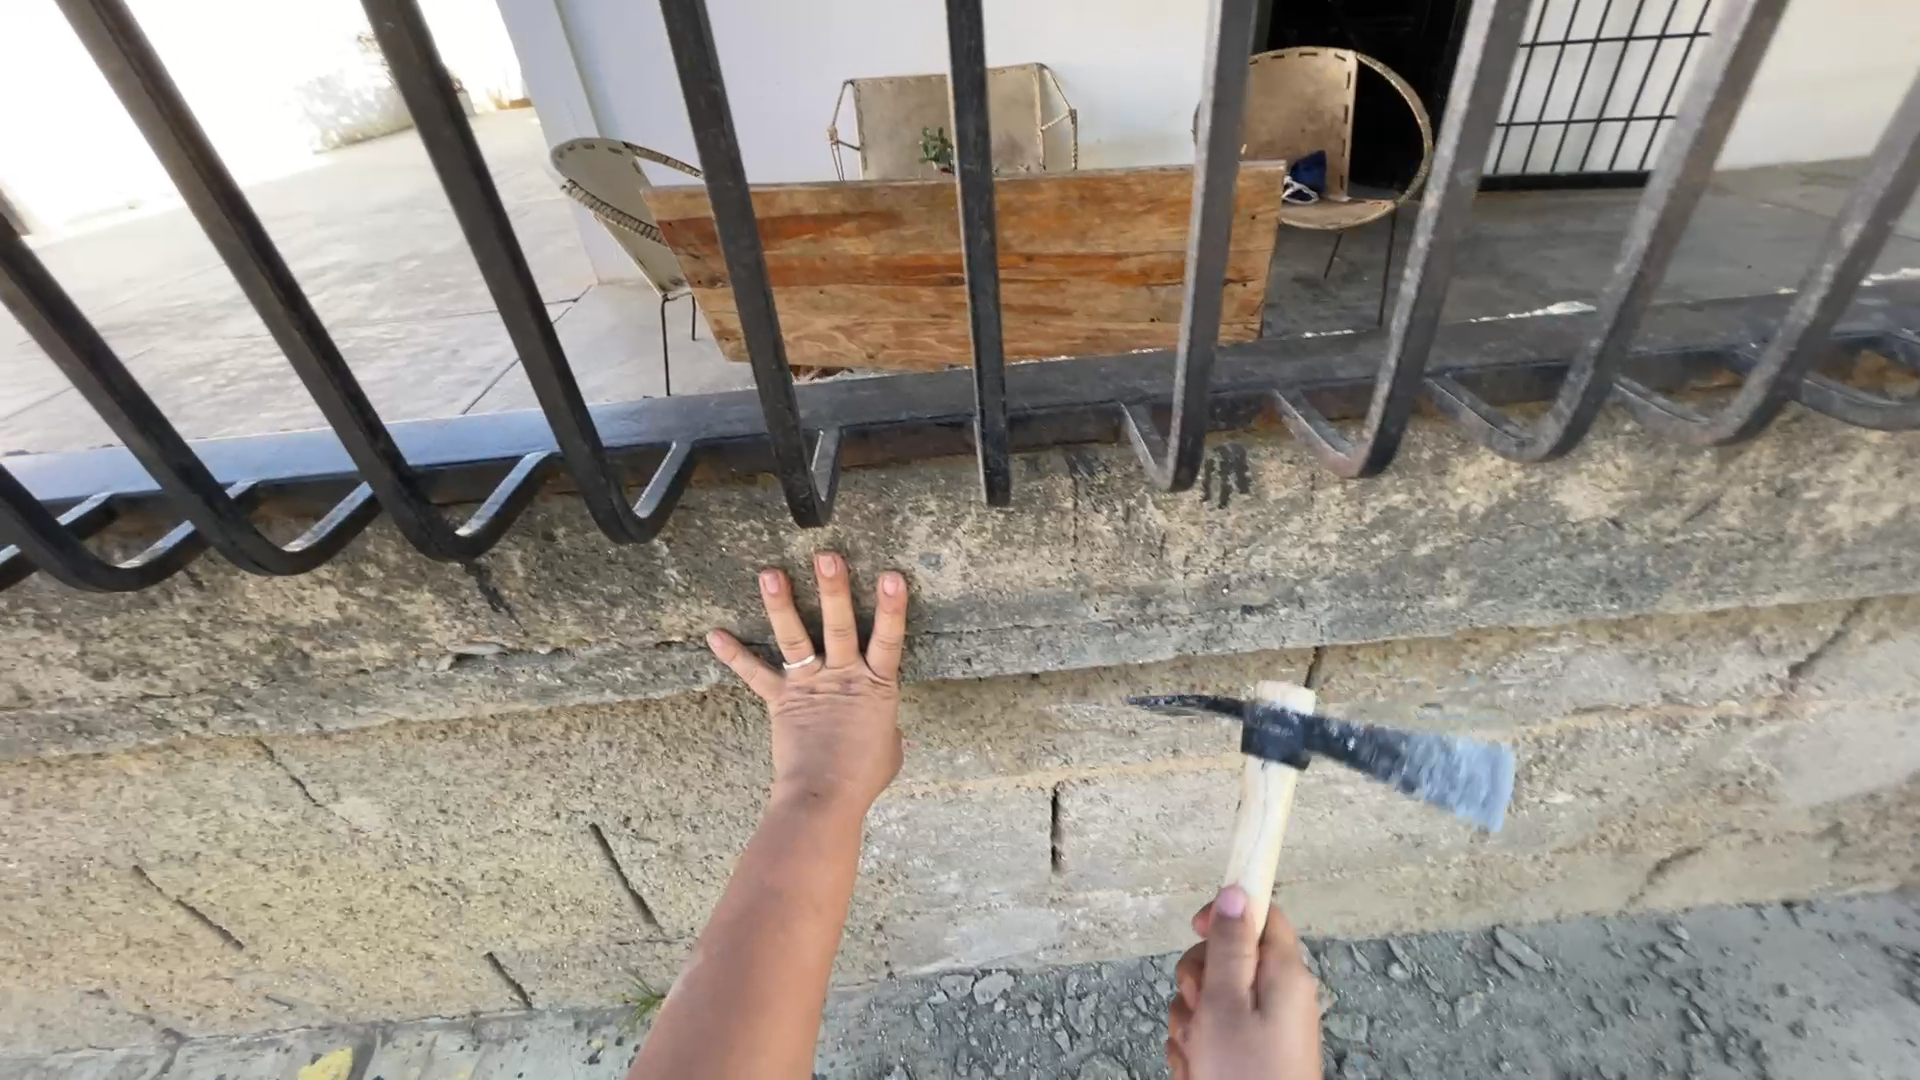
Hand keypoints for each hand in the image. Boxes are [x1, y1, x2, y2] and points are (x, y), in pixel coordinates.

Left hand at [706, 551, 907, 817]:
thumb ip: (889, 732)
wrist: (824, 798)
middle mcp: (844, 676)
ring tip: (769, 573)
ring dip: (783, 604)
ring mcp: (810, 685)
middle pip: (840, 626)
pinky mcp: (781, 700)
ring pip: (796, 638)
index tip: (891, 576)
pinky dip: (734, 655)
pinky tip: (714, 634)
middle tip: (826, 556)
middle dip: (834, 590)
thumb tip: (891, 734)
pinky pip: (755, 674)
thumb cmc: (862, 777)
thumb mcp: (890, 751)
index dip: (892, 608)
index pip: (889, 639)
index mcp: (877, 686)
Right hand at [1167, 886, 1322, 1079]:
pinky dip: (1196, 1047)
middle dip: (1196, 978)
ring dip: (1191, 1019)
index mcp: (1283, 974)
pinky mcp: (1246, 1056)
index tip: (1198, 929)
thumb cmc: (1243, 1077)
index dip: (1226, 913)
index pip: (1261, 914)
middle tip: (1198, 1007)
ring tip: (1198, 1052)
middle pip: (1225, 957)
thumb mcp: (1226, 1001)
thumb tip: (1238, 889)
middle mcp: (1277, 996)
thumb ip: (1230, 944)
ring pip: (1209, 997)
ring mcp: (1262, 1029)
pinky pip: (1210, 1032)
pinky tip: (1198, 1070)